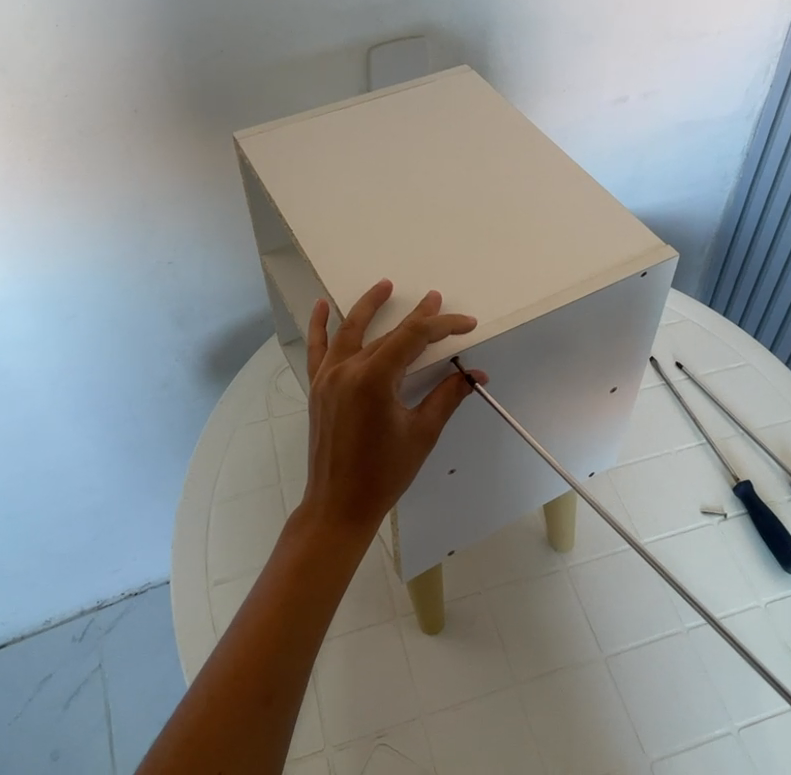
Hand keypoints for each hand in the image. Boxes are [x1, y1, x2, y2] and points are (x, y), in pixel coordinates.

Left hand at [300, 279, 484, 537]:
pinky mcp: (318, 388)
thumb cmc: (384, 474)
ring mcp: (328, 377)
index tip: (466, 323)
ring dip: (369, 307)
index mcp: (375, 379)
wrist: (338, 505)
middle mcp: (348, 370)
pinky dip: (318, 325)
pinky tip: (321, 306)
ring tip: (385, 285)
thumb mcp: (422, 433)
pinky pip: (317, 349)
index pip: (414, 337)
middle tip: (438, 302)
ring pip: (351, 331)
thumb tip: (473, 375)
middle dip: (417, 319)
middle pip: (387, 334)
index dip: (442, 326)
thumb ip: (446, 396)